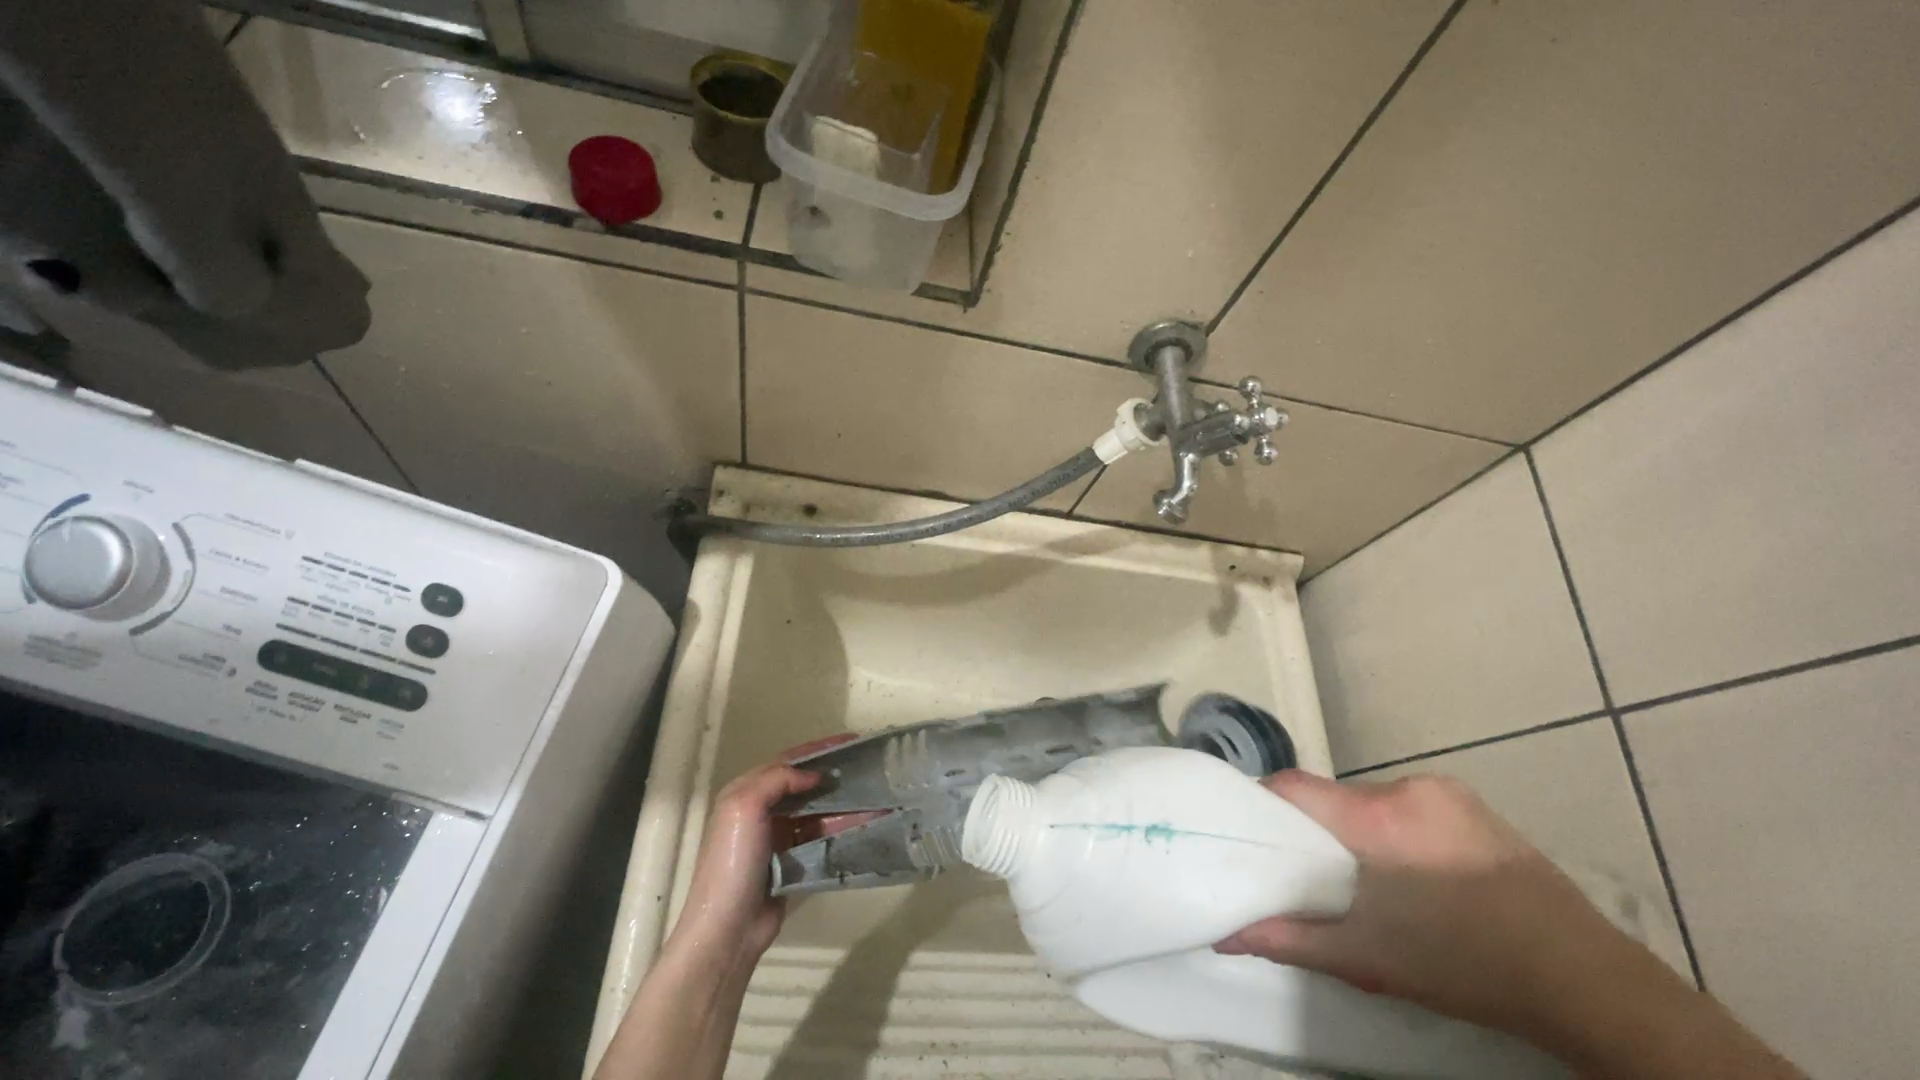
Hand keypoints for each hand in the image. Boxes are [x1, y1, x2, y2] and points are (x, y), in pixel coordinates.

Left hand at [663, 737, 875, 969]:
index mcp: (744, 793)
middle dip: (832, 775)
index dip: (816, 749)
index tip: (850, 741)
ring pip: (815, 812)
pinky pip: (820, 837)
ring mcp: (776, 839)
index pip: (785, 762)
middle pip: (802, 785)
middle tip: (868, 767)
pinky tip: (865, 823)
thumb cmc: (733, 861)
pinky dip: (841, 829)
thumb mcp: (745, 807)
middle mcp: (759, 812)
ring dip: (842, 803)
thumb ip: (777, 780)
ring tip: (875, 795)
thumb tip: (812, 775)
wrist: (728, 927)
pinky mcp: (791, 864)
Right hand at [1215, 771, 1672, 1040]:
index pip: (1294, 786)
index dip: (1262, 804)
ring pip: (1371, 802)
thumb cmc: (1462, 966)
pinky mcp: (1476, 806)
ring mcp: (1449, 792)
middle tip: (1312, 878)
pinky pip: (1409, 806)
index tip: (1249, 835)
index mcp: (1378, 818)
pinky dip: (1395, 832)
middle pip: (1333, 797)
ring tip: (1368, 884)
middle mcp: (1410, 788)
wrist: (1582, 978)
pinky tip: (1414, 877)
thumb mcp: (1366, 959)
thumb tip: (1222, 934)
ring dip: (1358, 833)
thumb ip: (1289, 939)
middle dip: (1316, 831)